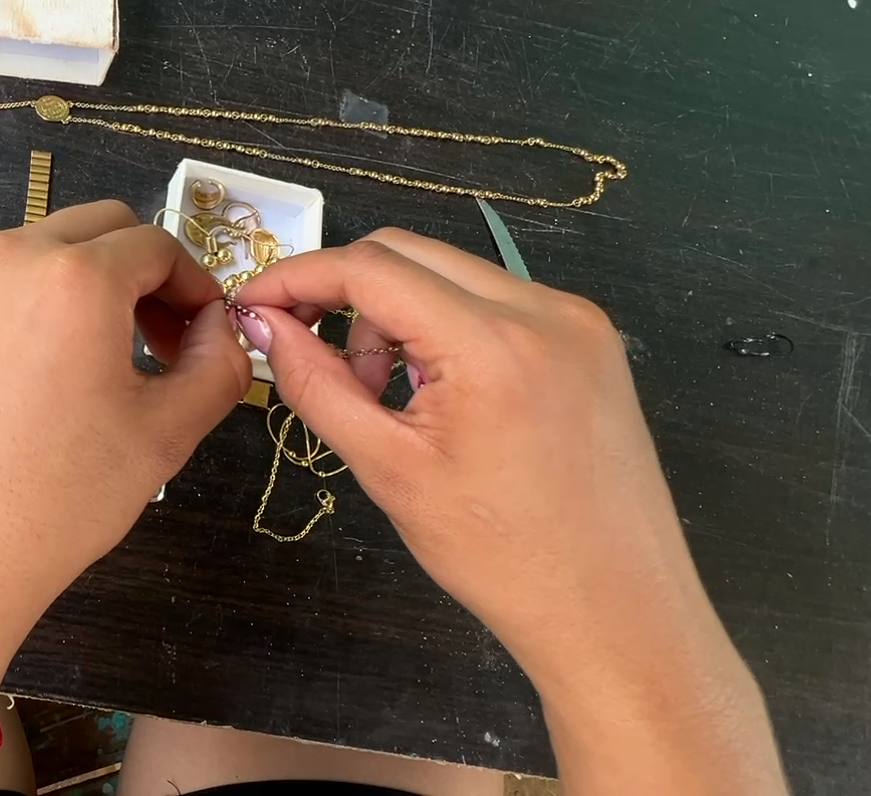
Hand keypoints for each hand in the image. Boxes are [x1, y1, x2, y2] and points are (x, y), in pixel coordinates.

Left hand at [0, 202, 248, 793]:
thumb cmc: (64, 499)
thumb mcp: (168, 433)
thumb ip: (218, 362)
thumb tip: (219, 325)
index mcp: (73, 275)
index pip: (155, 242)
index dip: (192, 281)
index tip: (199, 328)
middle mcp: (0, 258)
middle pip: (91, 229)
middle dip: (134, 272)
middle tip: (150, 338)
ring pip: (25, 258)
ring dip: (65, 291)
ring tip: (74, 364)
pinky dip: (1, 320)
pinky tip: (2, 388)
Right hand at [231, 228, 785, 793]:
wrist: (620, 618)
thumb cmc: (494, 552)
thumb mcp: (384, 466)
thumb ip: (313, 381)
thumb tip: (260, 322)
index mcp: (493, 343)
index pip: (368, 268)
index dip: (295, 276)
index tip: (250, 304)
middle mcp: (543, 307)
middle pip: (402, 252)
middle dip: (336, 288)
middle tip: (302, 342)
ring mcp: (573, 318)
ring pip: (442, 271)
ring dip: (385, 310)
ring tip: (375, 386)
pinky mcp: (586, 338)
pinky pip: (483, 298)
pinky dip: (432, 321)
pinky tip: (426, 383)